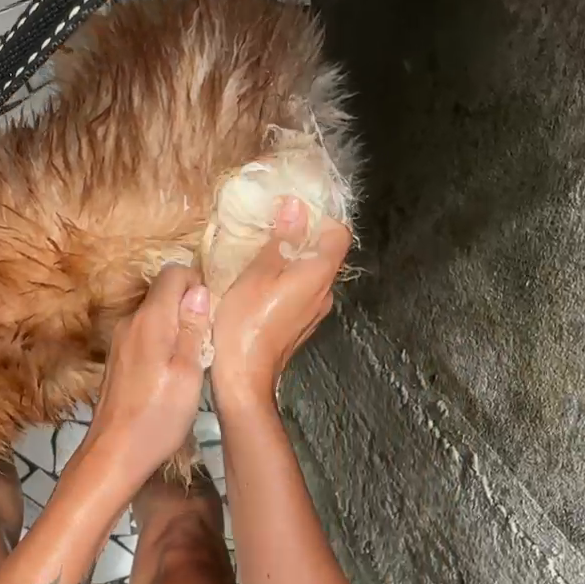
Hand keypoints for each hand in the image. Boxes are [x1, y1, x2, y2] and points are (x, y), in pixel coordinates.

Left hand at [75, 264, 212, 490]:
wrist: (115, 453)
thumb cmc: (158, 416)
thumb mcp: (188, 372)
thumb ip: (193, 328)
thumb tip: (199, 290)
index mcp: (150, 319)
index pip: (173, 273)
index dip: (197, 285)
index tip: (212, 315)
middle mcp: (130, 321)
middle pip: (163, 293)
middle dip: (189, 307)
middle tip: (207, 341)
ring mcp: (120, 341)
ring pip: (155, 315)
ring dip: (177, 328)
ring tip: (193, 361)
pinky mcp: (118, 360)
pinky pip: (145, 335)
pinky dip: (163, 343)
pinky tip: (172, 374)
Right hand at [210, 197, 352, 410]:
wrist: (245, 377)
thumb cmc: (246, 323)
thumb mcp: (257, 273)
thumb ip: (280, 240)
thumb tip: (297, 207)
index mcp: (319, 275)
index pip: (339, 233)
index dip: (320, 216)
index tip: (293, 208)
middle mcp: (325, 293)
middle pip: (325, 252)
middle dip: (302, 234)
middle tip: (270, 225)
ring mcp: (315, 311)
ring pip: (311, 272)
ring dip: (292, 258)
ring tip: (261, 251)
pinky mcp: (301, 324)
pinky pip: (302, 291)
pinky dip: (287, 280)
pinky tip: (262, 282)